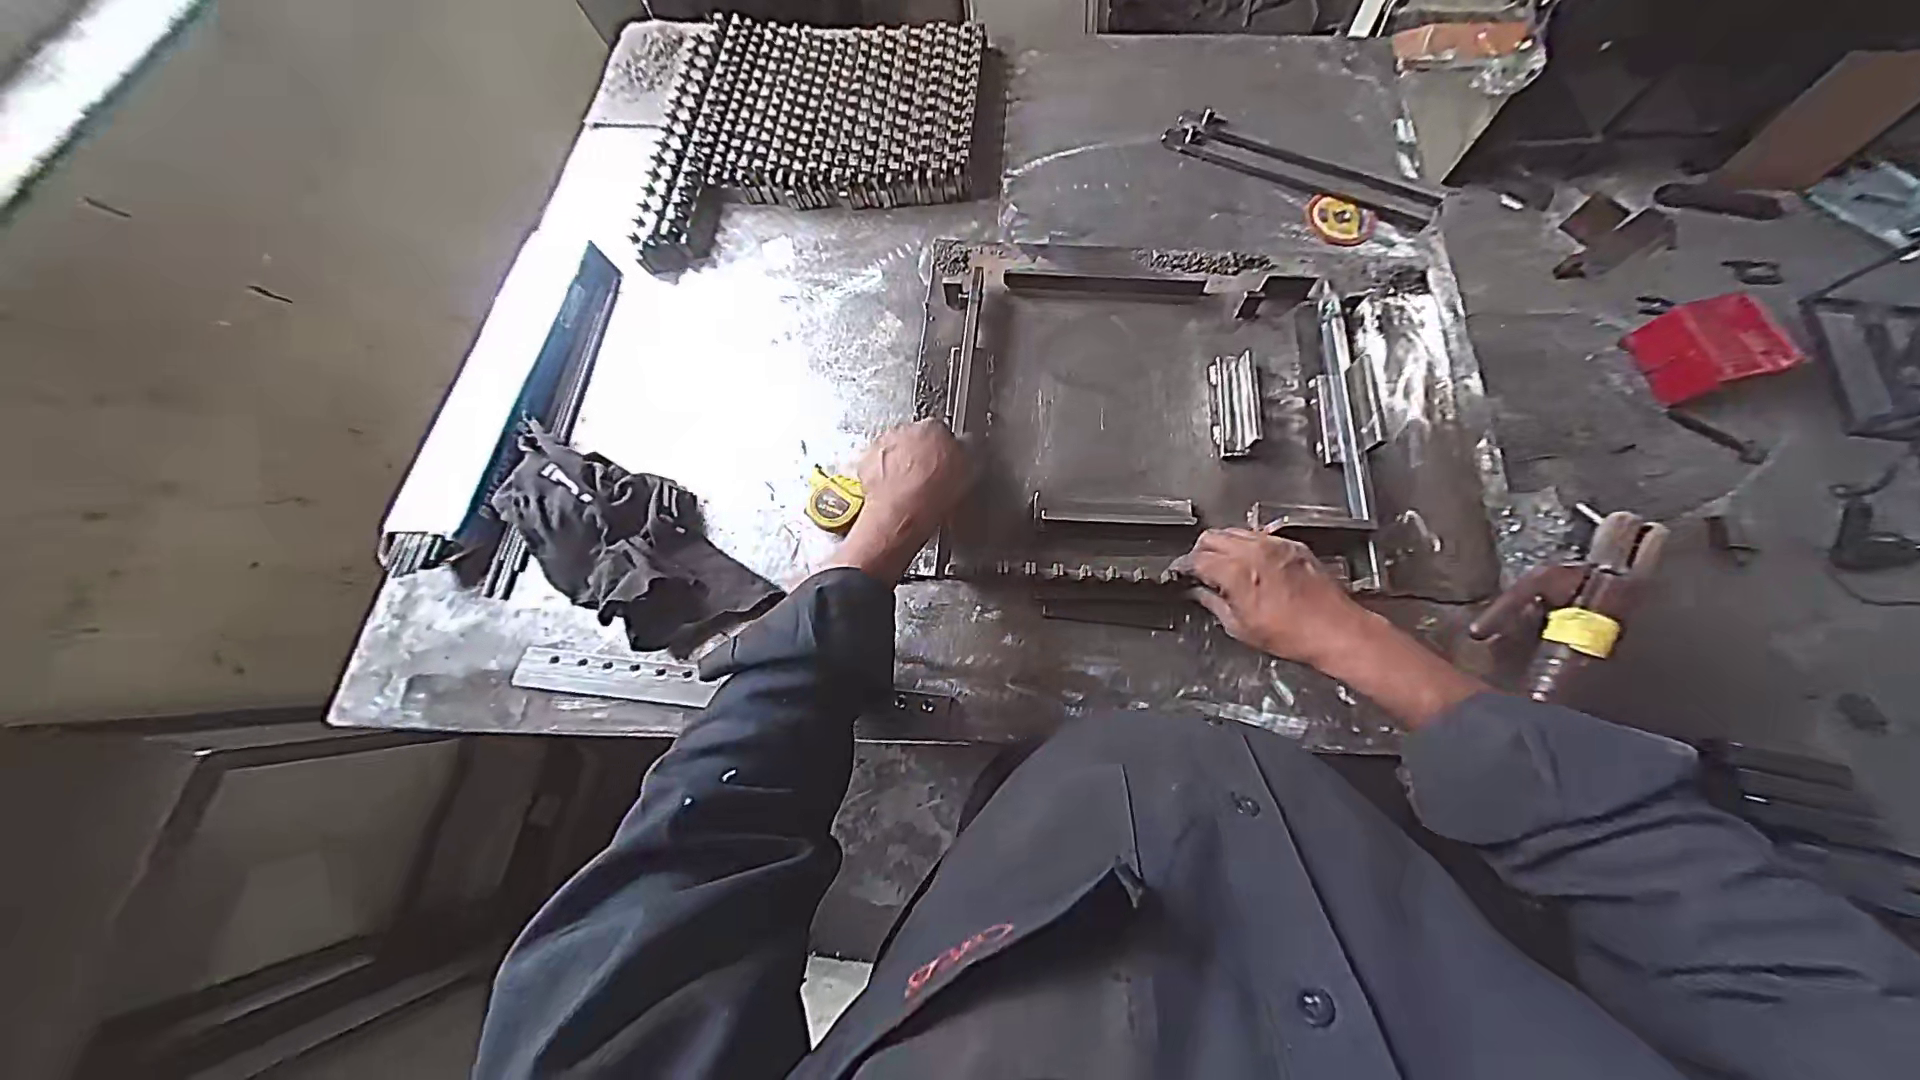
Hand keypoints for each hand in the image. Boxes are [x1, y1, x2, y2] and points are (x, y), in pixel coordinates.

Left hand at [824, 419, 970, 580]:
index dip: (943, 448)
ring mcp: (882, 445)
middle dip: (918, 454)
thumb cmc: (932, 495)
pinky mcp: (865, 462)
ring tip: (908, 488)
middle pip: (914, 437)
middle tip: (926, 477)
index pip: (941, 430)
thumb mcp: (968, 472)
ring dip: (899, 464)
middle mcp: (904, 430)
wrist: (900, 513)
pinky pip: (876, 465)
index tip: (944, 462)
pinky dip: (882, 475)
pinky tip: (891, 491)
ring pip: (893, 450)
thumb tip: (969, 445)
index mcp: (933, 428)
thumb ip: (967, 452)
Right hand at [1175, 528, 1486, 726]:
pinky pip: (1258, 534)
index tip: (1178, 574)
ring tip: (1221, 564)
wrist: (1337, 631)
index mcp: (1236, 572)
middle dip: (1199, 552)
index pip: (1196, 558)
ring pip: (1233, 531)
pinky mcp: (1292, 545)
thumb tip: (1199, 592)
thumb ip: (1213, 603)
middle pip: (1211, 537)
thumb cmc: (1292, 635)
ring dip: (1221, 545)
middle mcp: (1254, 551)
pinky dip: (1245, 543)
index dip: (1182, 567)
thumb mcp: (1239, 627)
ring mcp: (1275, 545)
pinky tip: (1248, 561)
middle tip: (1197, 569)